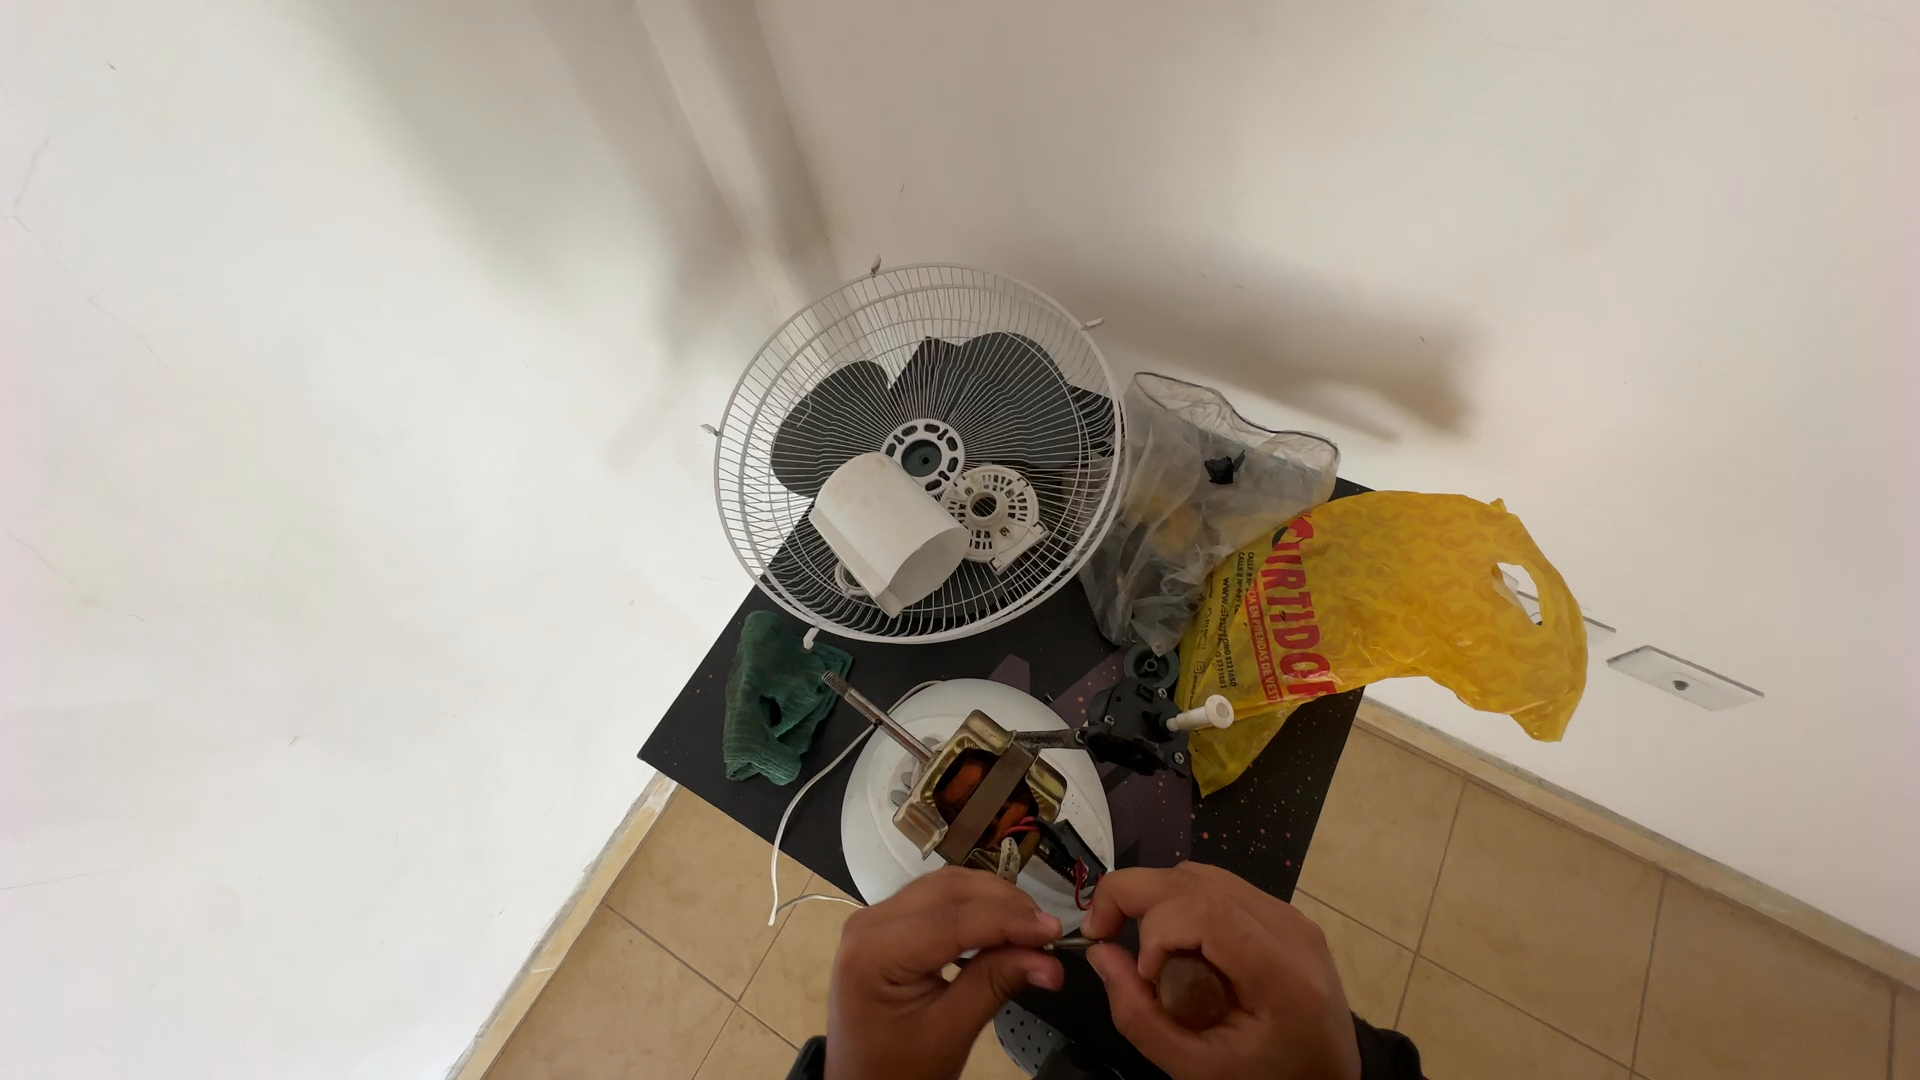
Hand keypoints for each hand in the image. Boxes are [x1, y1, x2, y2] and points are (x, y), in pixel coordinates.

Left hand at [826, 866, 1065, 1079]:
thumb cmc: (899, 1071)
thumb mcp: (949, 1035)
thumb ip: (996, 985)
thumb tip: (1049, 961)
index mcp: (874, 951)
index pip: (951, 919)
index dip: (1007, 919)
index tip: (1052, 929)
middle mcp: (869, 920)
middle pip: (948, 890)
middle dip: (1003, 903)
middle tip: (1046, 929)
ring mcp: (875, 915)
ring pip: (945, 885)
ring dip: (991, 897)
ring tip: (1030, 926)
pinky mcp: (887, 919)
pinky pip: (936, 896)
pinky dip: (973, 903)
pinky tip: (1000, 921)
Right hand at [1082, 862, 1360, 1079]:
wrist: (1331, 1079)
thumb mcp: (1198, 1071)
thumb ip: (1140, 1016)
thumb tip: (1100, 952)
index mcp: (1283, 974)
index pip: (1204, 912)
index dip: (1156, 930)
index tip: (1138, 973)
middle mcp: (1288, 927)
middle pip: (1192, 880)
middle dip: (1133, 897)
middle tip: (1103, 932)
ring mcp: (1286, 911)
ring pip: (1196, 873)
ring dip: (1154, 899)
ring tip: (1141, 944)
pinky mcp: (1276, 907)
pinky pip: (1211, 883)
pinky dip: (1176, 900)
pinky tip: (1172, 938)